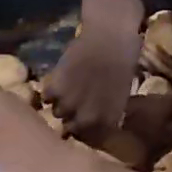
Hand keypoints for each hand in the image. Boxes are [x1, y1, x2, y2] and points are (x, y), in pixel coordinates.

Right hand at [44, 0, 142, 133]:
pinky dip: (51, 91)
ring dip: (61, 105)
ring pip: (58, 113)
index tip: (87, 121)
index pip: (93, 137)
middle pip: (72, 129)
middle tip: (75, 105)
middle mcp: (87, 118)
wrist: (110, 34)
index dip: (89, 129)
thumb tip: (103, 121)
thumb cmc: (124, 57)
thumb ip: (111, 109)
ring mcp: (70, 104)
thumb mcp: (124, 88)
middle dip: (74, 119)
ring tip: (66, 93)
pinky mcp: (56, 88)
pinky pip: (47, 97)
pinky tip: (58, 81)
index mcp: (108, 120)